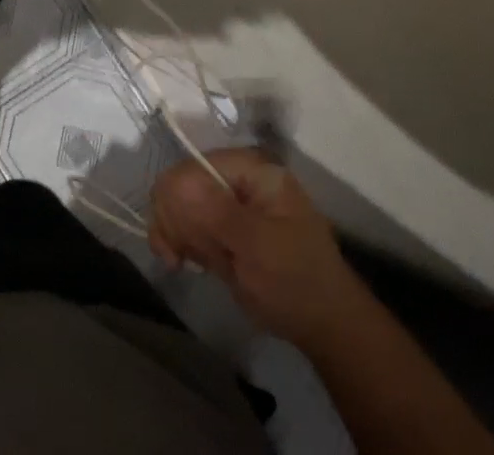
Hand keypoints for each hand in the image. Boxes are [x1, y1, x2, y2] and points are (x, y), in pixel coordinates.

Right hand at [149, 148, 368, 344]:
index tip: (176, 241)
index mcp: (252, 172)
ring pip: (175, 204)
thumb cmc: (296, 281)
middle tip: (179, 256)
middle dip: (172, 220)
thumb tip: (170, 182)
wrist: (323, 325)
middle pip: (178, 185)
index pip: (190, 168)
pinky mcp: (221, 228)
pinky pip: (182, 223)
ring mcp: (229, 204)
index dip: (175, 201)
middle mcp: (237, 179)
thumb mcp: (257, 246)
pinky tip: (179, 261)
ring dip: (171, 233)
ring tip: (180, 262)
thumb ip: (214, 212)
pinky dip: (174, 241)